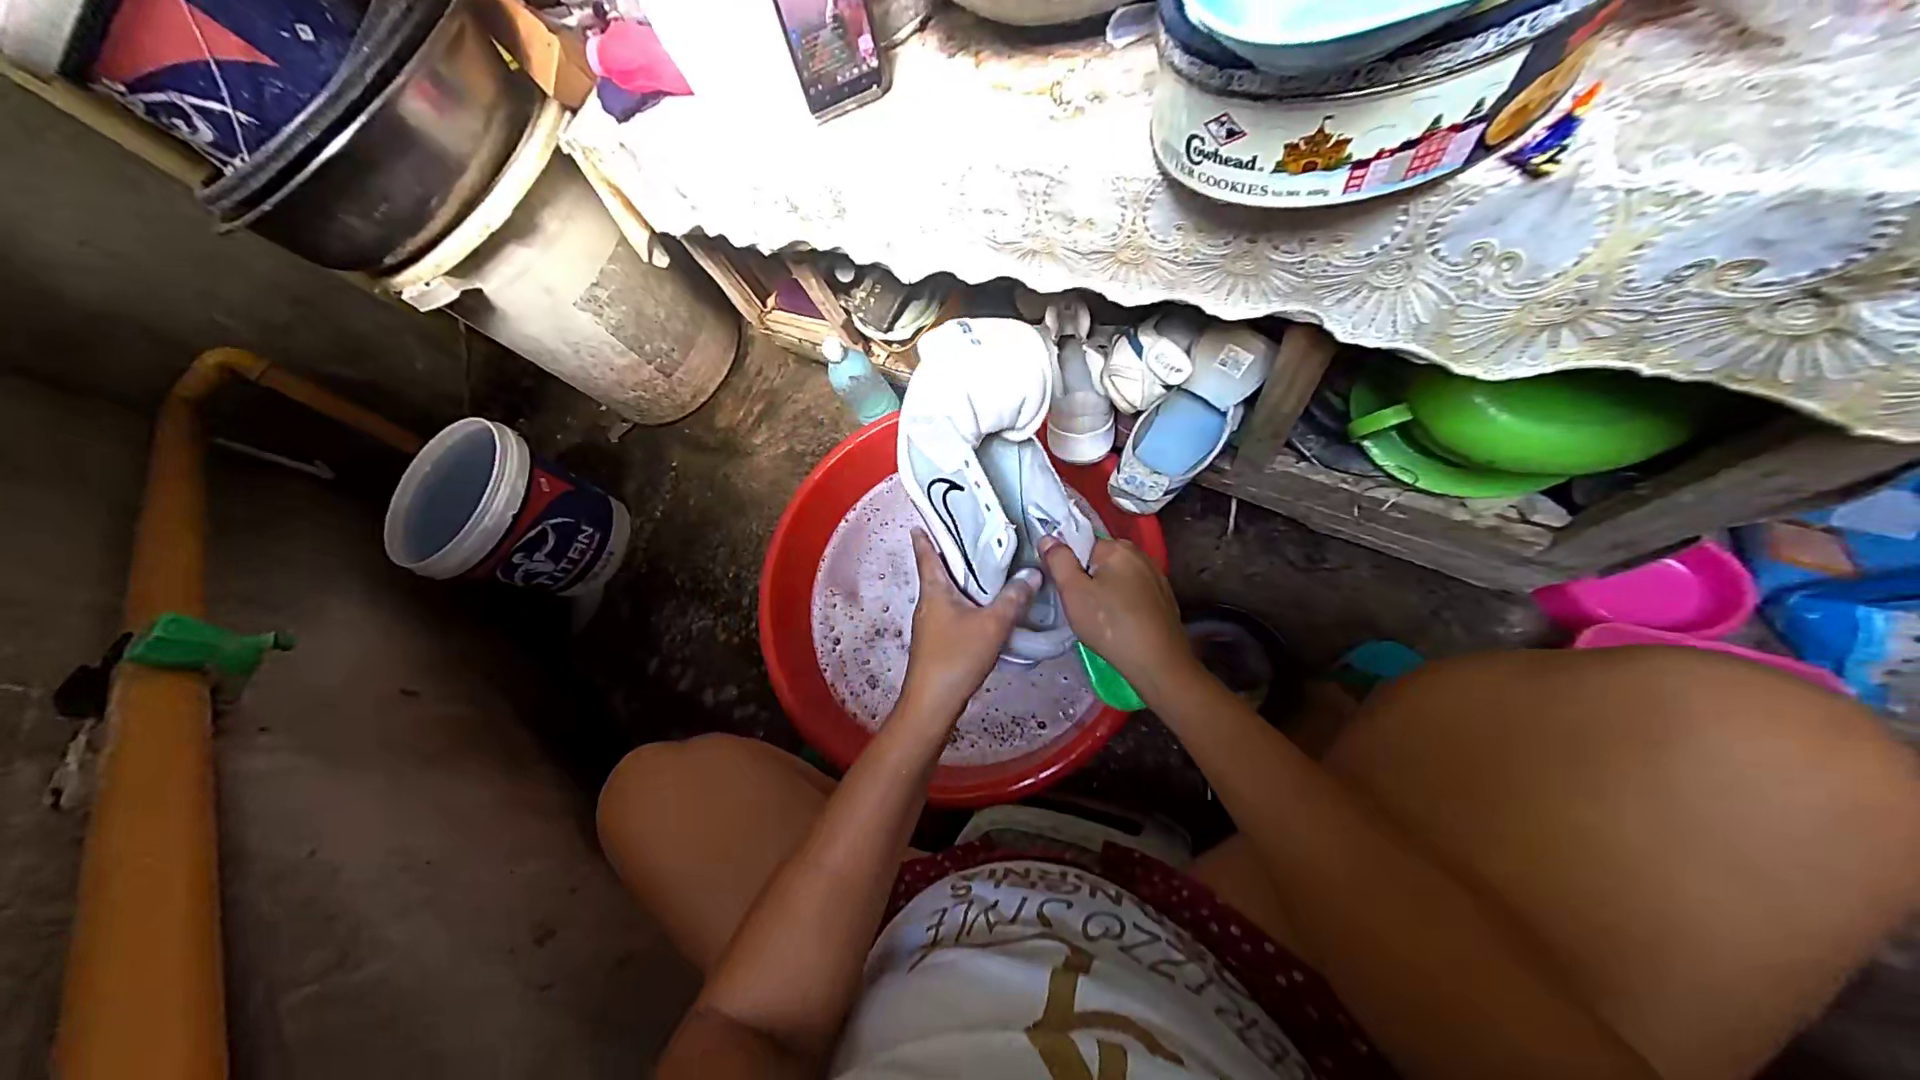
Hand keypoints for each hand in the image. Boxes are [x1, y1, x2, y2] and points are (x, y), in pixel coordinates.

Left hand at [899, 529, 1039, 723]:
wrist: (932, 703)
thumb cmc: (956, 657)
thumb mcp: (993, 624)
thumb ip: (1014, 598)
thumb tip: (1032, 572)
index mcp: (934, 591)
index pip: (927, 555)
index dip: (925, 536)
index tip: (922, 519)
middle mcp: (928, 603)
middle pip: (937, 572)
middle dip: (951, 555)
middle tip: (972, 537)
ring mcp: (930, 624)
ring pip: (946, 593)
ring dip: (961, 580)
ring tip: (985, 568)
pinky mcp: (937, 642)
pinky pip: (952, 611)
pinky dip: (966, 601)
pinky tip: (984, 606)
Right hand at [1041, 536, 1196, 697]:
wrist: (1157, 662)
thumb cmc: (1110, 625)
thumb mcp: (1073, 592)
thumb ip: (1058, 561)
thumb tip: (1048, 538)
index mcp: (1118, 547)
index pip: (1081, 545)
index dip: (1067, 566)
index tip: (1064, 589)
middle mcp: (1141, 555)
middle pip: (1100, 561)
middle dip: (1087, 579)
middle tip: (1080, 606)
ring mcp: (1156, 576)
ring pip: (1117, 578)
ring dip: (1105, 592)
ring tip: (1099, 618)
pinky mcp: (1164, 598)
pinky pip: (1133, 593)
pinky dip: (1123, 603)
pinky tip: (1120, 624)